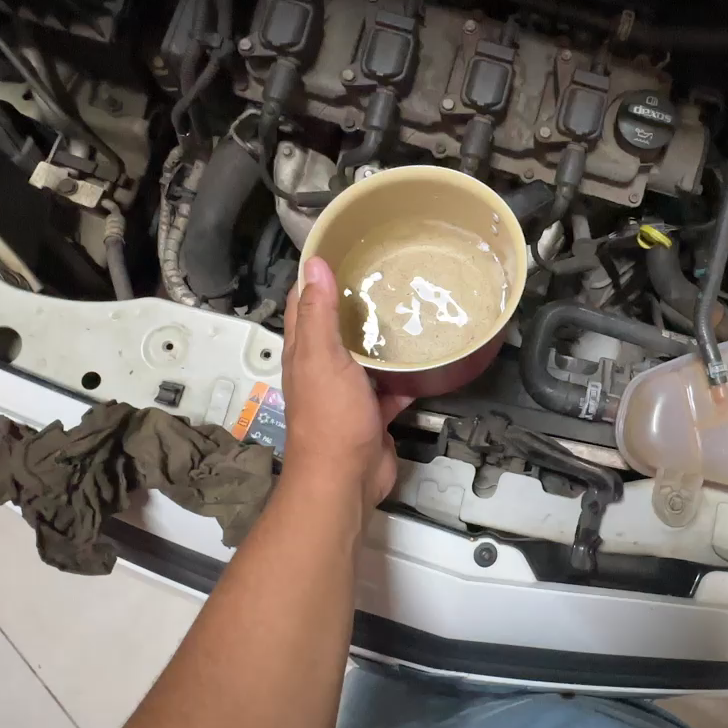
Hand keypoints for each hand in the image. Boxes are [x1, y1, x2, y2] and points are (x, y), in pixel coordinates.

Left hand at [279, 257, 411, 514]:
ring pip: (364, 355)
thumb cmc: (331, 419)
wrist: (347, 479)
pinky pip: (390, 385)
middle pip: (337, 326)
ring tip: (409, 308)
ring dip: (380, 337)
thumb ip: (319, 314)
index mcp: (304, 352)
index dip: (316, 275)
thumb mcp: (322, 359)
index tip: (342, 248)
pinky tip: (424, 359)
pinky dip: (404, 374)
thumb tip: (314, 264)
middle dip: (355, 301)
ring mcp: (348, 391)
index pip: (304, 303)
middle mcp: (322, 367)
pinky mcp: (372, 411)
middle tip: (386, 273)